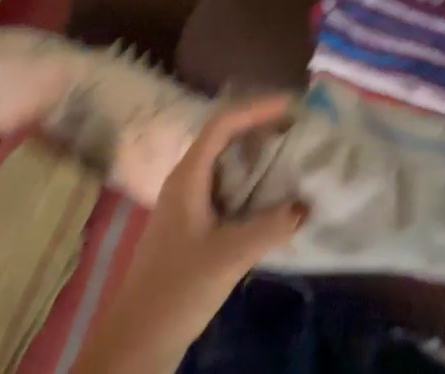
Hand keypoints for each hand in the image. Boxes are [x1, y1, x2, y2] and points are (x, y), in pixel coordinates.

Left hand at [73, 96, 305, 373]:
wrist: (139, 337)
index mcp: (188, 176)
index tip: (291, 107)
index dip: (256, 110)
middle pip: (224, 139)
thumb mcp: (229, 256)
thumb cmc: (178, 287)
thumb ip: (269, 227)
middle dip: (260, 129)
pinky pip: (226, 191)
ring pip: (225, 166)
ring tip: (293, 157)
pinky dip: (251, 186)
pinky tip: (272, 200)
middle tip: (298, 130)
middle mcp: (186, 181)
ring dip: (256, 158)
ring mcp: (187, 204)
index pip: (223, 125)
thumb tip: (305, 205)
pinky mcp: (193, 227)